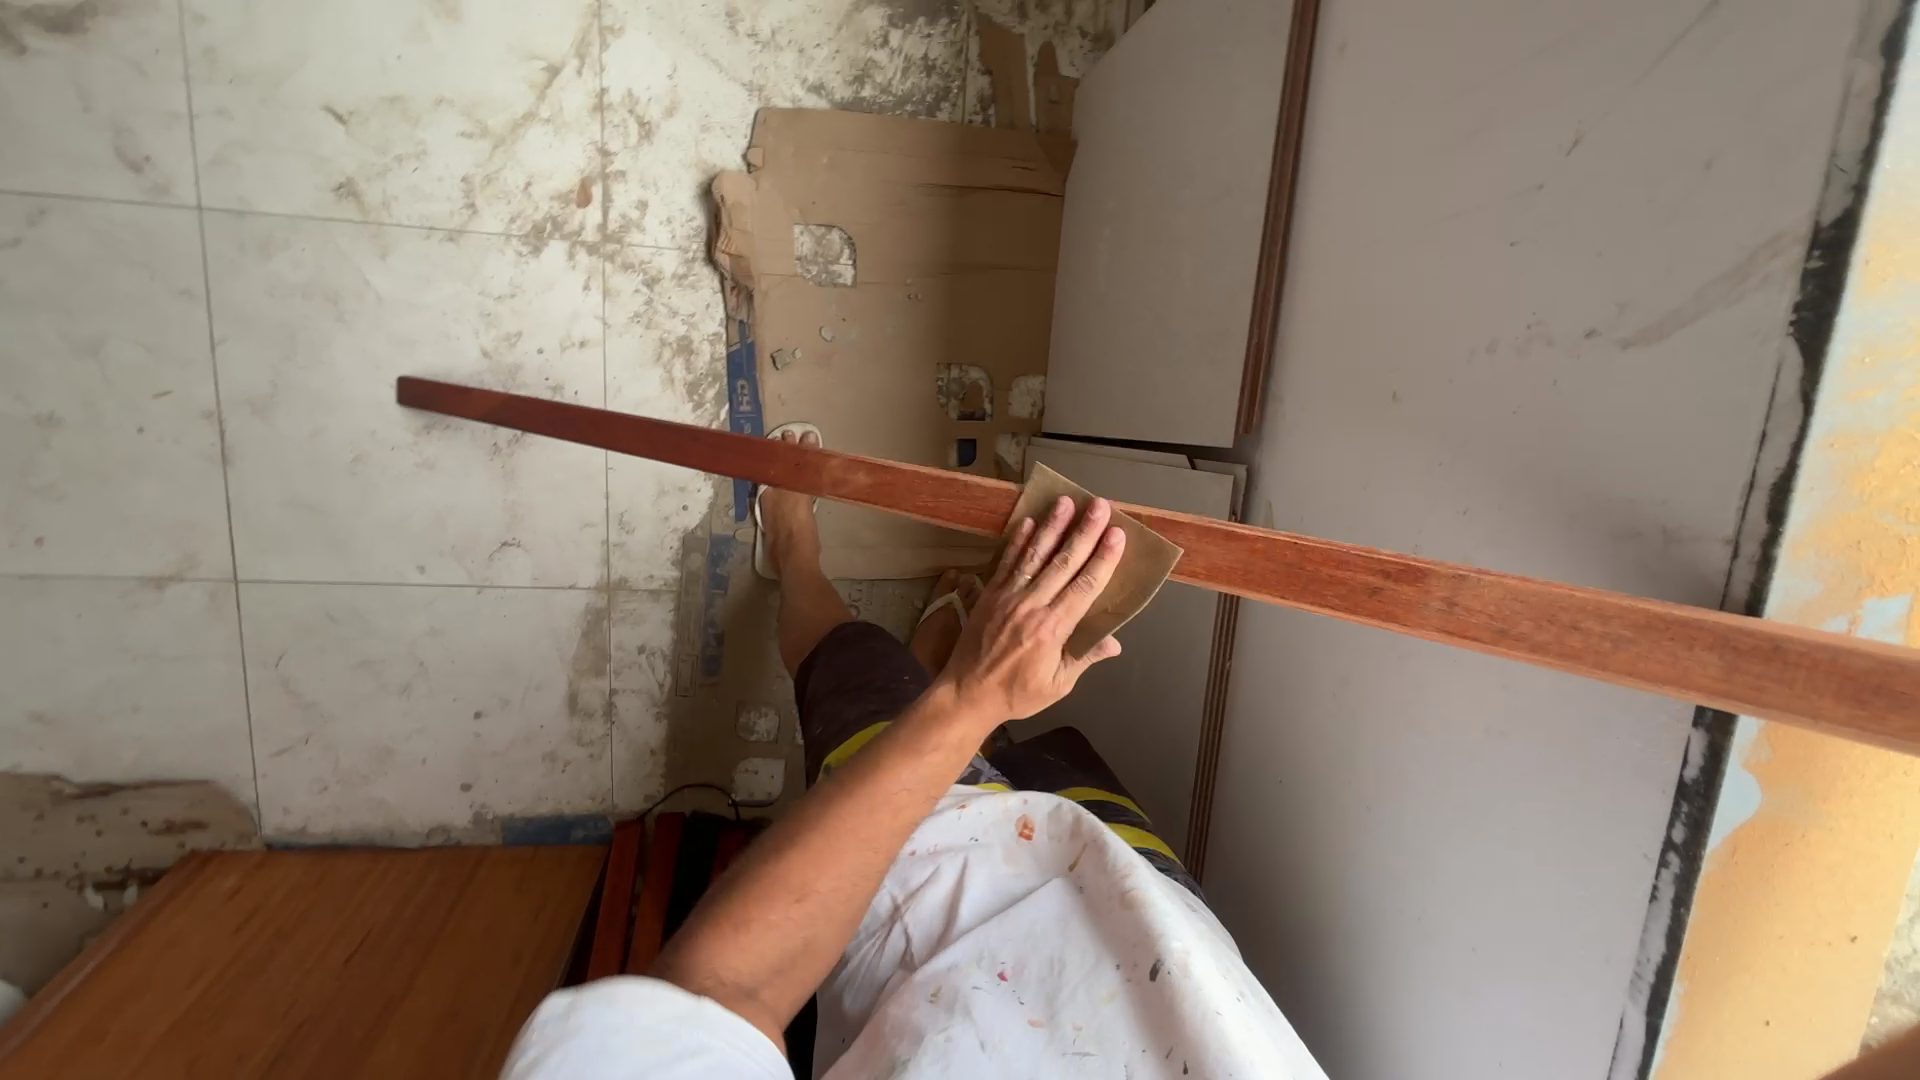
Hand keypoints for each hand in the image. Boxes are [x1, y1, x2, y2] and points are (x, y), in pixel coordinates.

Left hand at [935, 495, 1126, 721]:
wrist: (967, 693)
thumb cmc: (1016, 694)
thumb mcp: (1058, 685)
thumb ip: (1084, 657)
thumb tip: (1114, 642)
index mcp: (1053, 628)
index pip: (1085, 586)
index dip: (1103, 559)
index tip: (1117, 535)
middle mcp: (1032, 605)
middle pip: (1064, 562)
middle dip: (1084, 532)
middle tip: (1099, 506)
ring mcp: (1008, 596)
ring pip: (1035, 555)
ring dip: (1052, 526)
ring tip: (1066, 501)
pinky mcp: (990, 594)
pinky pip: (1006, 562)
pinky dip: (1017, 540)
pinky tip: (1028, 521)